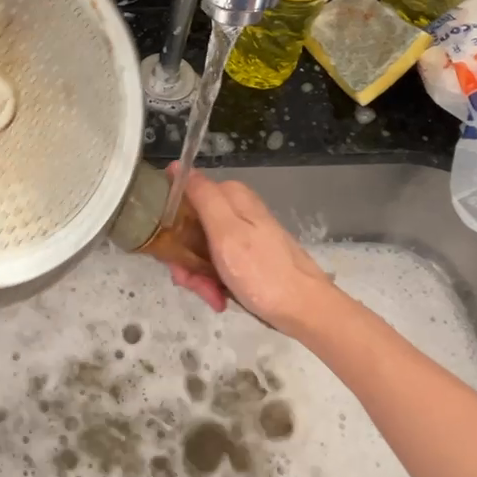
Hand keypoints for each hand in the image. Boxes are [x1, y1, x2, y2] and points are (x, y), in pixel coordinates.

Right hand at [166, 170, 341, 336]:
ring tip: (211, 296)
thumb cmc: (262, 272)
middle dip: (185, 257)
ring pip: (201, 250)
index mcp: (231, 196)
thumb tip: (176, 165)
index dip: (171, 223)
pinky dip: (214, 282)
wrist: (306, 311)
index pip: (184, 197)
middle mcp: (236, 211)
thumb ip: (202, 196)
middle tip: (191, 281)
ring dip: (198, 275)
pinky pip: (217, 265)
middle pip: (190, 227)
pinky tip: (220, 298)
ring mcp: (242, 235)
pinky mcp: (248, 257)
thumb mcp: (226, 231)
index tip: (171, 250)